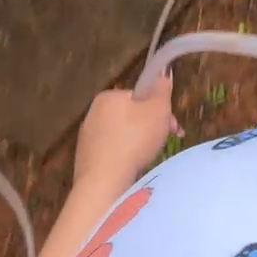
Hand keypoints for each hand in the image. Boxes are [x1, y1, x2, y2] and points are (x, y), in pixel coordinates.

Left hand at [73, 73, 180, 189]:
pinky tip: (133, 169)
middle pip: (131, 116)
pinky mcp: (85, 162)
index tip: (172, 124)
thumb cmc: (134, 140)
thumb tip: (163, 73)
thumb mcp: (158, 109)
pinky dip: (125, 159)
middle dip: (151, 127)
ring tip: (150, 157)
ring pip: (122, 136)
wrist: (104, 184)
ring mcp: (86, 140)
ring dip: (138, 143)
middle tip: (167, 141)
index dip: (159, 108)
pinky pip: (112, 154)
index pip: (139, 96)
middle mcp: (92, 114)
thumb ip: (163, 88)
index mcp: (107, 96)